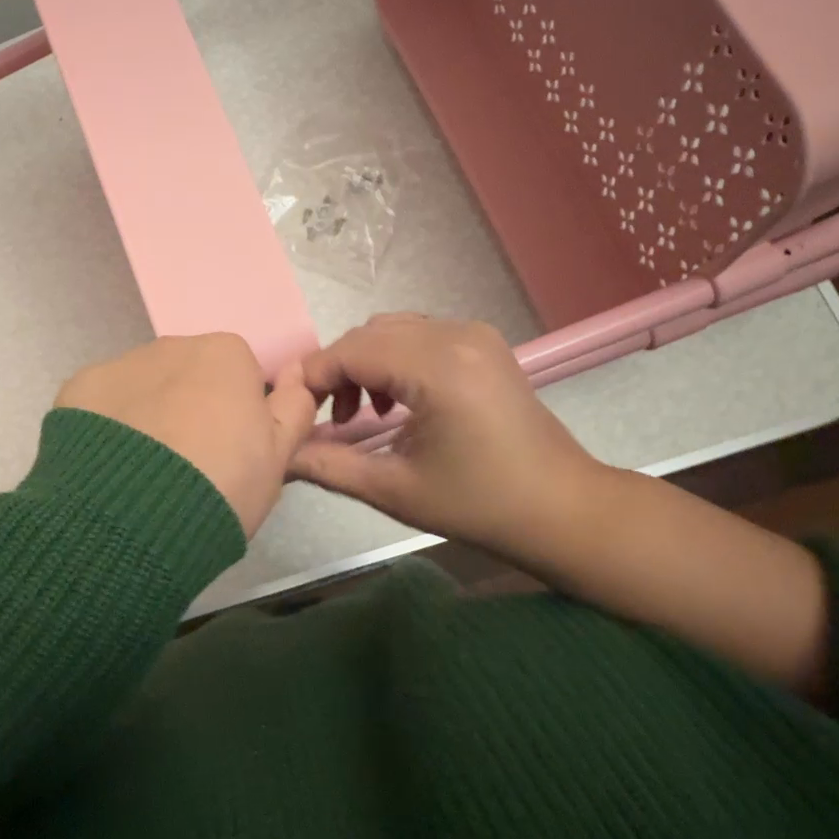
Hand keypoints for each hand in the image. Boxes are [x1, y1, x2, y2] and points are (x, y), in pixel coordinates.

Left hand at [56, 333, 317, 536]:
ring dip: (146, 418)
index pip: (238, 376)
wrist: (133, 518)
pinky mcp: (75, 391)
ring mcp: (118, 366)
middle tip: (186, 468)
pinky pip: (101, 407)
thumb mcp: (277, 458)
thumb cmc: (221, 486)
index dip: (235, 416)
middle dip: (188, 410)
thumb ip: (294, 409)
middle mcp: (170, 346)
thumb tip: (296, 374)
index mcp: (225, 354)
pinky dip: (105, 429)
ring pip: (142, 390)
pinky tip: (107, 468)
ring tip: (143, 474)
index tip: (227, 454)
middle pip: (187, 376)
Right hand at [290, 314, 605, 552]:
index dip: (311, 379)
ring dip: (362, 365)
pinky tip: (391, 404)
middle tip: (324, 421)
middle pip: (368, 335)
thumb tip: (278, 454)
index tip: (291, 415)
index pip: (350, 351)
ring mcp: (474, 335)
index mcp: (438, 368)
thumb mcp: (392, 490)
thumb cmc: (477, 504)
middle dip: (335, 372)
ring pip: (391, 331)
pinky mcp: (483, 345)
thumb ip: (327, 465)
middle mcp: (457, 335)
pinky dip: (391, 361)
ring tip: (358, 416)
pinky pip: (418, 336)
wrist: (560, 508)